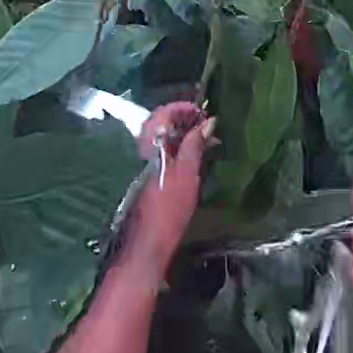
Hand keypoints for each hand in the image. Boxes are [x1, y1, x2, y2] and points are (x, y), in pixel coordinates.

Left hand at [123, 102, 215, 274]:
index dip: (183, 108)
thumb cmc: (169, 208)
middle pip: (162, 123)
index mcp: (150, 145)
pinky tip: (195, 157)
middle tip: (208, 124)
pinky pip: (163, 152)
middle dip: (186, 119)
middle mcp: (143, 150)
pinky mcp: (148, 177)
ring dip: (184, 134)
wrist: (149, 244)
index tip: (203, 112)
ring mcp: (144, 164)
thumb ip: (195, 144)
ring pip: (163, 139)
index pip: (163, 113)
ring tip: (207, 140)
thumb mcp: (188, 173)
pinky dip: (179, 149)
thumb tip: (209, 121)